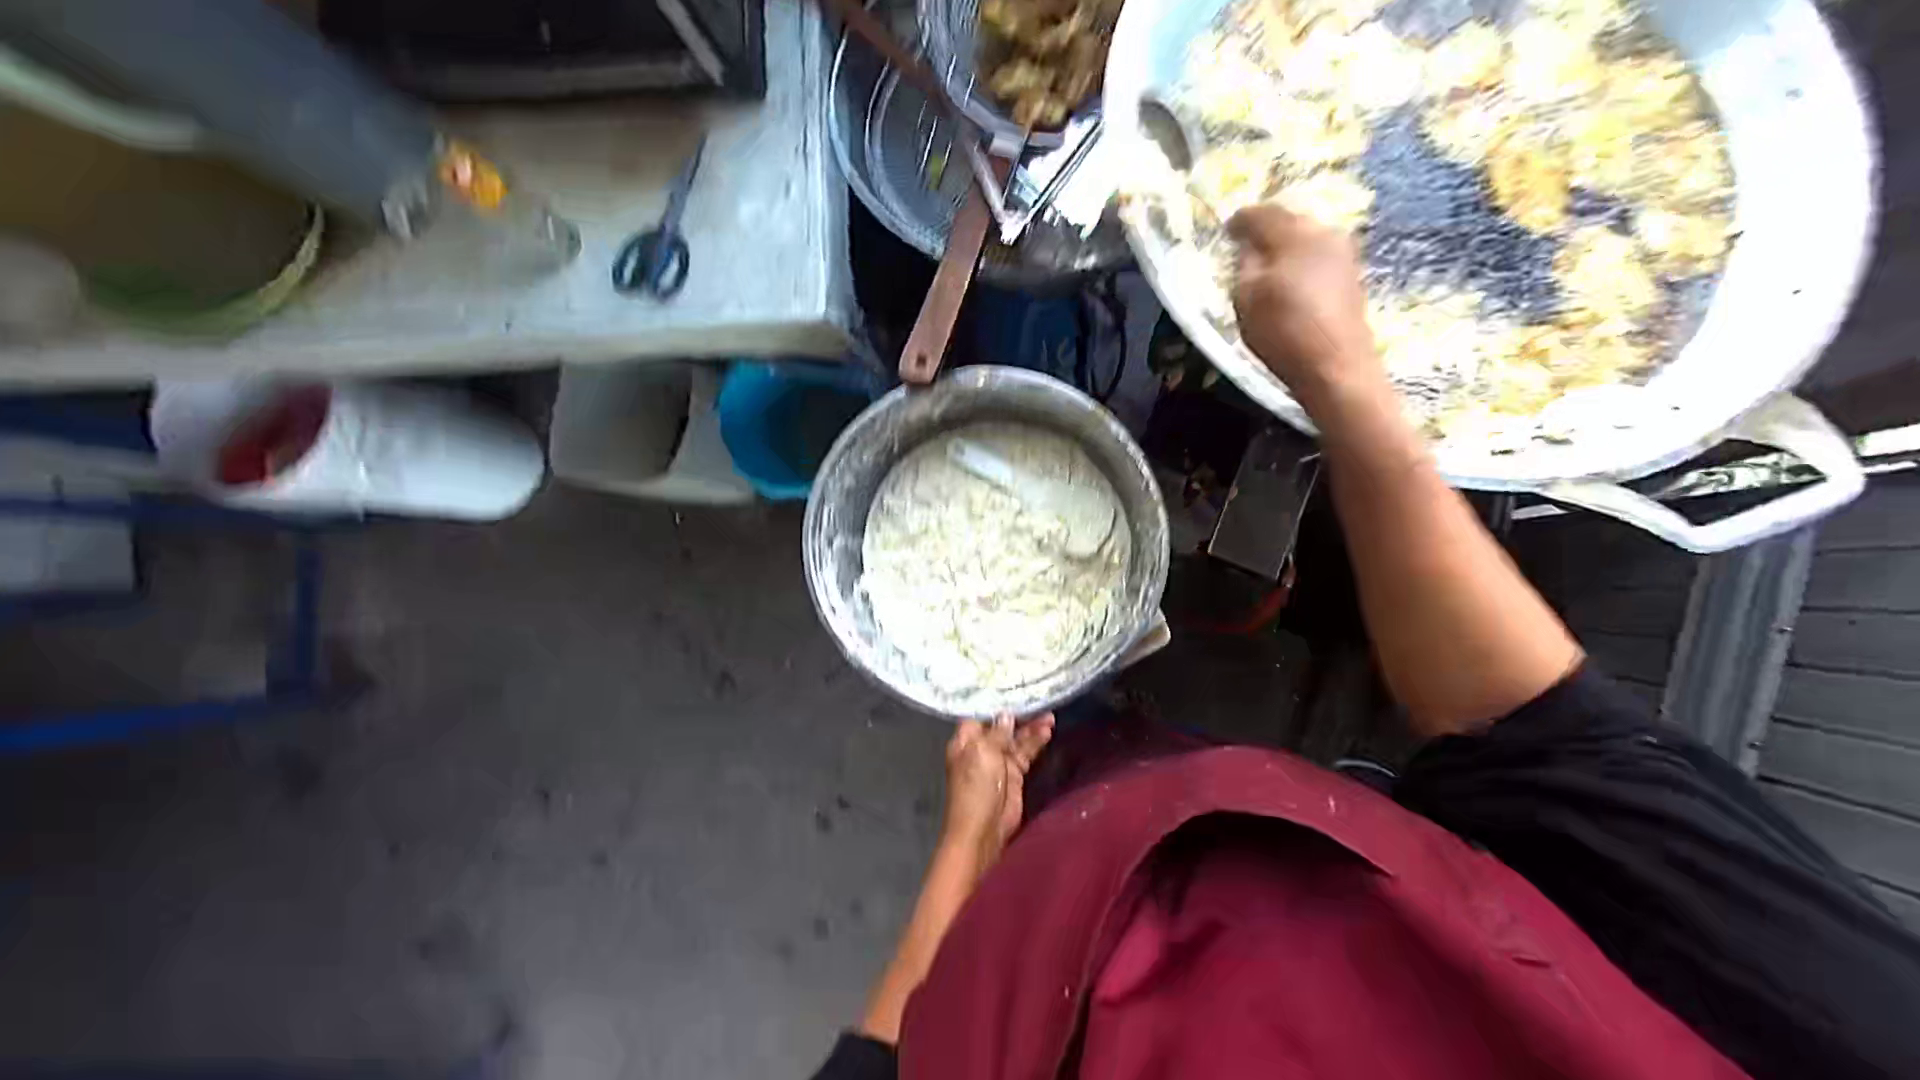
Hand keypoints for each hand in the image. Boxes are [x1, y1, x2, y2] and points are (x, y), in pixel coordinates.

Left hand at [942, 713, 1054, 861]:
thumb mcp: (983, 754)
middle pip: (1002, 725)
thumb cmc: (975, 787)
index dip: (996, 703)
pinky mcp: (1015, 774)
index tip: (1014, 687)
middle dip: (1019, 714)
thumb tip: (1006, 715)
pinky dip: (1036, 742)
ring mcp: (999, 761)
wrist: (983, 829)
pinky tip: (1048, 731)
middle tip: (1038, 699)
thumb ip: (997, 733)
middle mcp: (982, 747)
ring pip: (1017, 738)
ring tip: (1050, 716)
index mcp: (966, 740)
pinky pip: (1026, 753)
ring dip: (1032, 728)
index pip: (981, 714)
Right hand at [1228, 205, 1385, 407]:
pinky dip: (1301, 260)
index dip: (1239, 221)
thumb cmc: (1283, 331)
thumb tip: (1247, 248)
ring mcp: (1344, 252)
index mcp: (1293, 234)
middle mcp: (1324, 232)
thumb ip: (1244, 265)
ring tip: (1267, 264)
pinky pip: (1319, 255)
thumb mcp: (1246, 298)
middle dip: (1266, 229)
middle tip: (1245, 245)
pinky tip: (1291, 279)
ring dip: (1286, 246)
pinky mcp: (1352, 274)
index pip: (1261, 214)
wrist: (1336, 365)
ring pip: (1307, 237)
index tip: (1226, 231)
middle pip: (1289, 220)